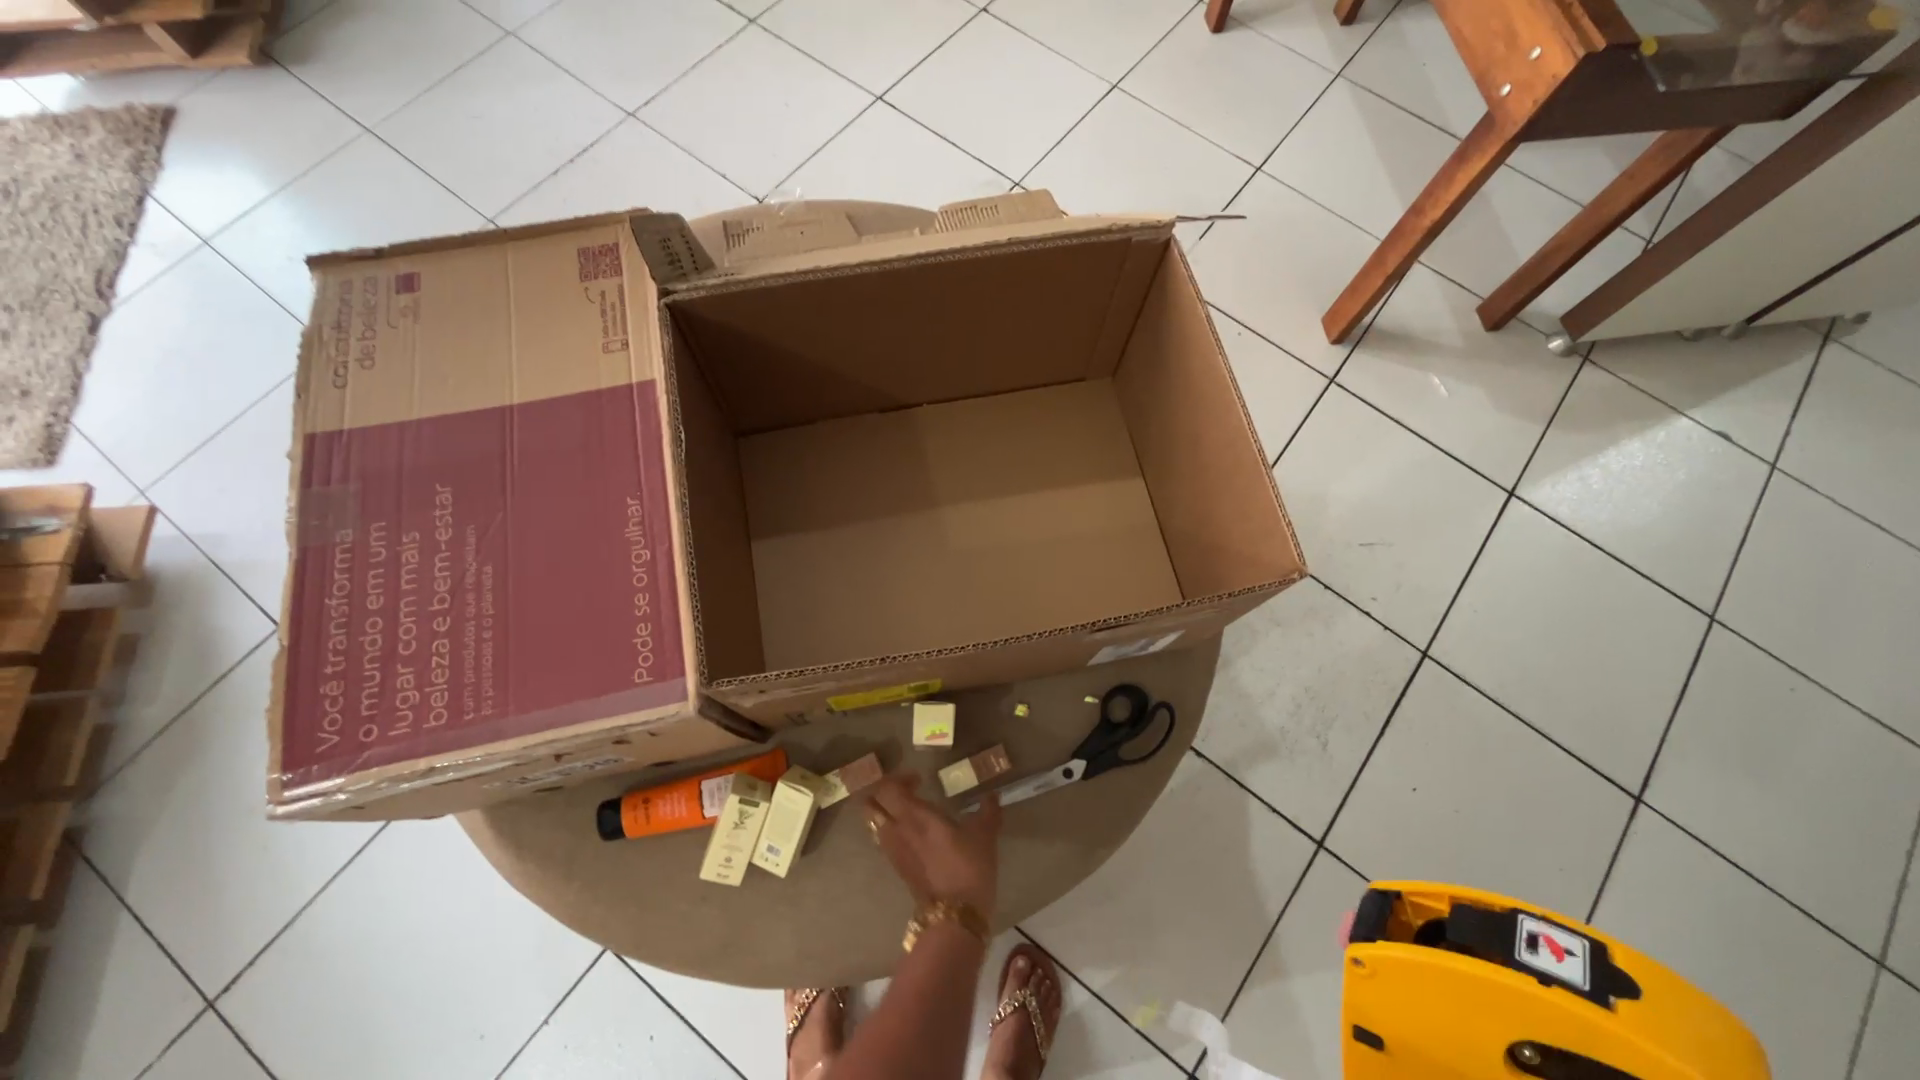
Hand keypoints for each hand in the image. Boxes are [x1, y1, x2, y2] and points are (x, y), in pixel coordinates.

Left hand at [865, 771, 1000, 913]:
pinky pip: (883, 840)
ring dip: (884, 813)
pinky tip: (913, 836)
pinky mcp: (896, 868)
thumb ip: (988, 811)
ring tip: (908, 813)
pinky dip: (891, 831)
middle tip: (904, 792)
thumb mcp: (984, 835)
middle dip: (882, 793)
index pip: (888, 788)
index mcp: (914, 815)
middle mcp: (896, 830)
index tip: (919, 779)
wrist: (955, 914)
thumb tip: (994, 796)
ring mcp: (893, 851)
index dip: (899, 778)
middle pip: (870, 804)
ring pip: (873, 823)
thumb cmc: (968, 866)